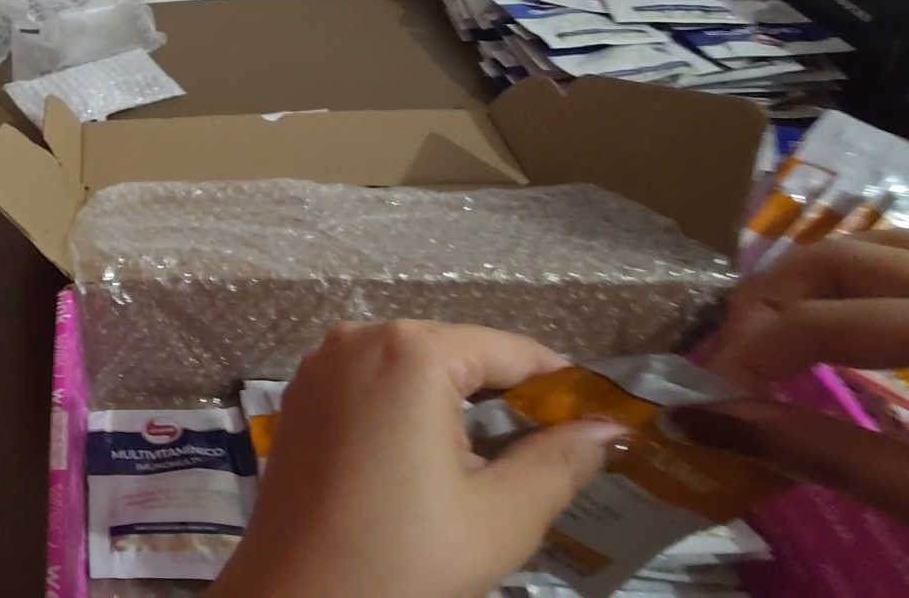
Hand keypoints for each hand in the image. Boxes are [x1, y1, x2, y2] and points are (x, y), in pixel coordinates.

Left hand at [208, 321, 623, 597]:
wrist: (300, 589)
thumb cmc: (407, 553)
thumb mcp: (502, 513)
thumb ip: (559, 460)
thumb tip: (609, 428)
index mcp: (408, 351)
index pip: (505, 348)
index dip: (558, 382)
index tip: (600, 419)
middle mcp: (357, 337)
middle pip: (452, 348)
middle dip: (503, 388)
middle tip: (553, 443)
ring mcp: (320, 361)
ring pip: (407, 360)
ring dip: (453, 394)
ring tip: (497, 450)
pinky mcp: (300, 389)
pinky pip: (367, 377)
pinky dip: (403, 399)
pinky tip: (428, 447)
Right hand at [680, 232, 908, 521]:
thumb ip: (825, 454)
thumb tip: (689, 422)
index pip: (820, 321)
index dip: (752, 356)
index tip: (711, 400)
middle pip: (841, 258)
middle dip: (771, 301)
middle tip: (741, 357)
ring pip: (888, 244)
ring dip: (826, 280)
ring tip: (793, 331)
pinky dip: (879, 279)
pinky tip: (866, 325)